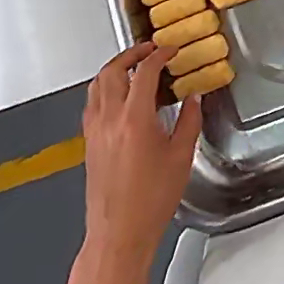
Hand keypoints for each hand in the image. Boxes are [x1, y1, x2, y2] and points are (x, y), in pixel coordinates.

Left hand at [80, 42, 201, 260]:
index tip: (170, 50)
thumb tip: (194, 99)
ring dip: (115, 68)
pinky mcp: (89, 142)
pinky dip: (104, 88)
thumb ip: (189, 121)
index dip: (159, 55)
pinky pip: (92, 103)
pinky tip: (118, 96)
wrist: (119, 234)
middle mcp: (109, 120)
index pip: (144, 71)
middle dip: (132, 53)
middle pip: (113, 70)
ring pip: (97, 84)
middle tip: (149, 49)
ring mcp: (95, 130)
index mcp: (134, 119)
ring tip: (133, 66)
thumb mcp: (181, 157)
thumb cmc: (150, 202)